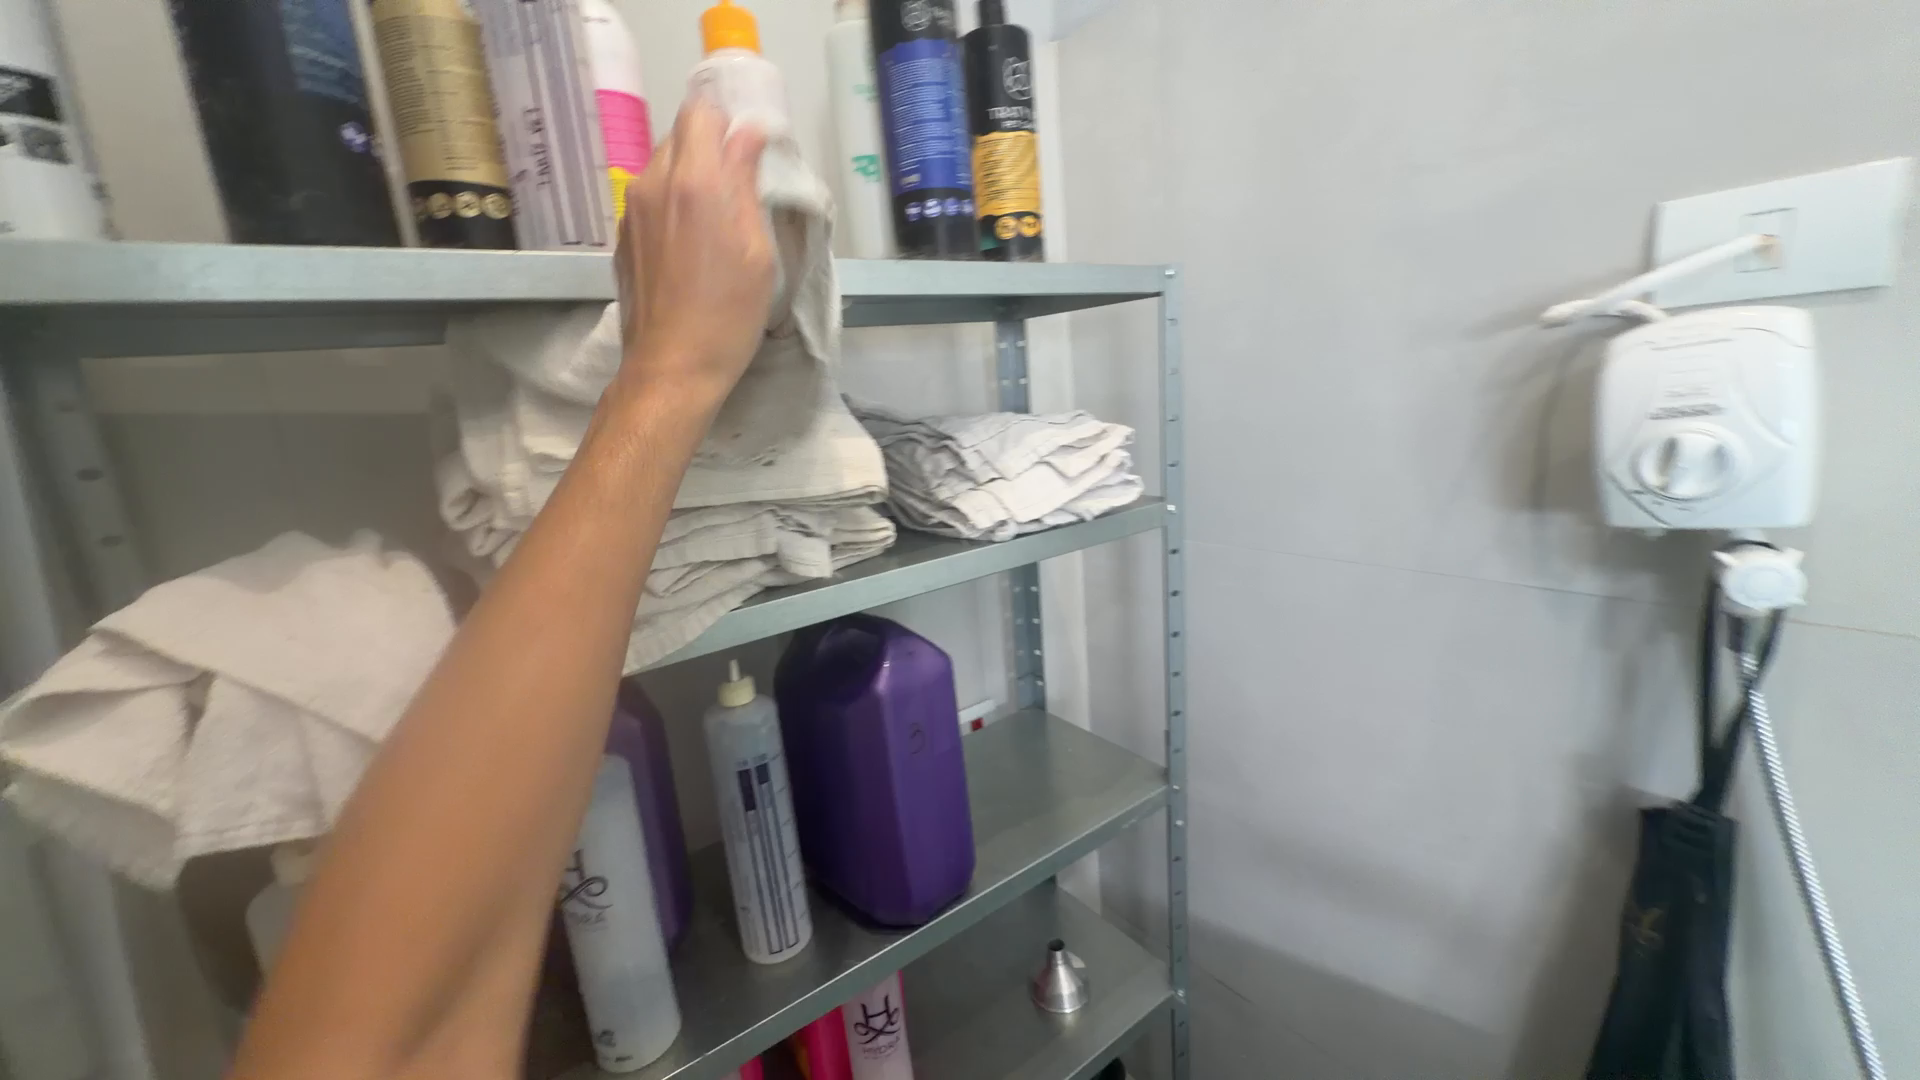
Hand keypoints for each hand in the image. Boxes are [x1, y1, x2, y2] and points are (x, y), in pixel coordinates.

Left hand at [614, 100, 773, 403]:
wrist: (673, 366)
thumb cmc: (729, 315)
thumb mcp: (757, 251)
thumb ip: (748, 183)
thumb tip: (749, 134)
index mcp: (695, 181)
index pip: (703, 112)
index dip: (729, 124)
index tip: (751, 151)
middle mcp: (654, 182)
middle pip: (681, 134)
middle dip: (712, 148)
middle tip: (740, 188)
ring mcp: (632, 208)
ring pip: (663, 164)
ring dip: (692, 176)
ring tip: (716, 221)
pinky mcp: (623, 234)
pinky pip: (651, 196)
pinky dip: (673, 202)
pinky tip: (692, 245)